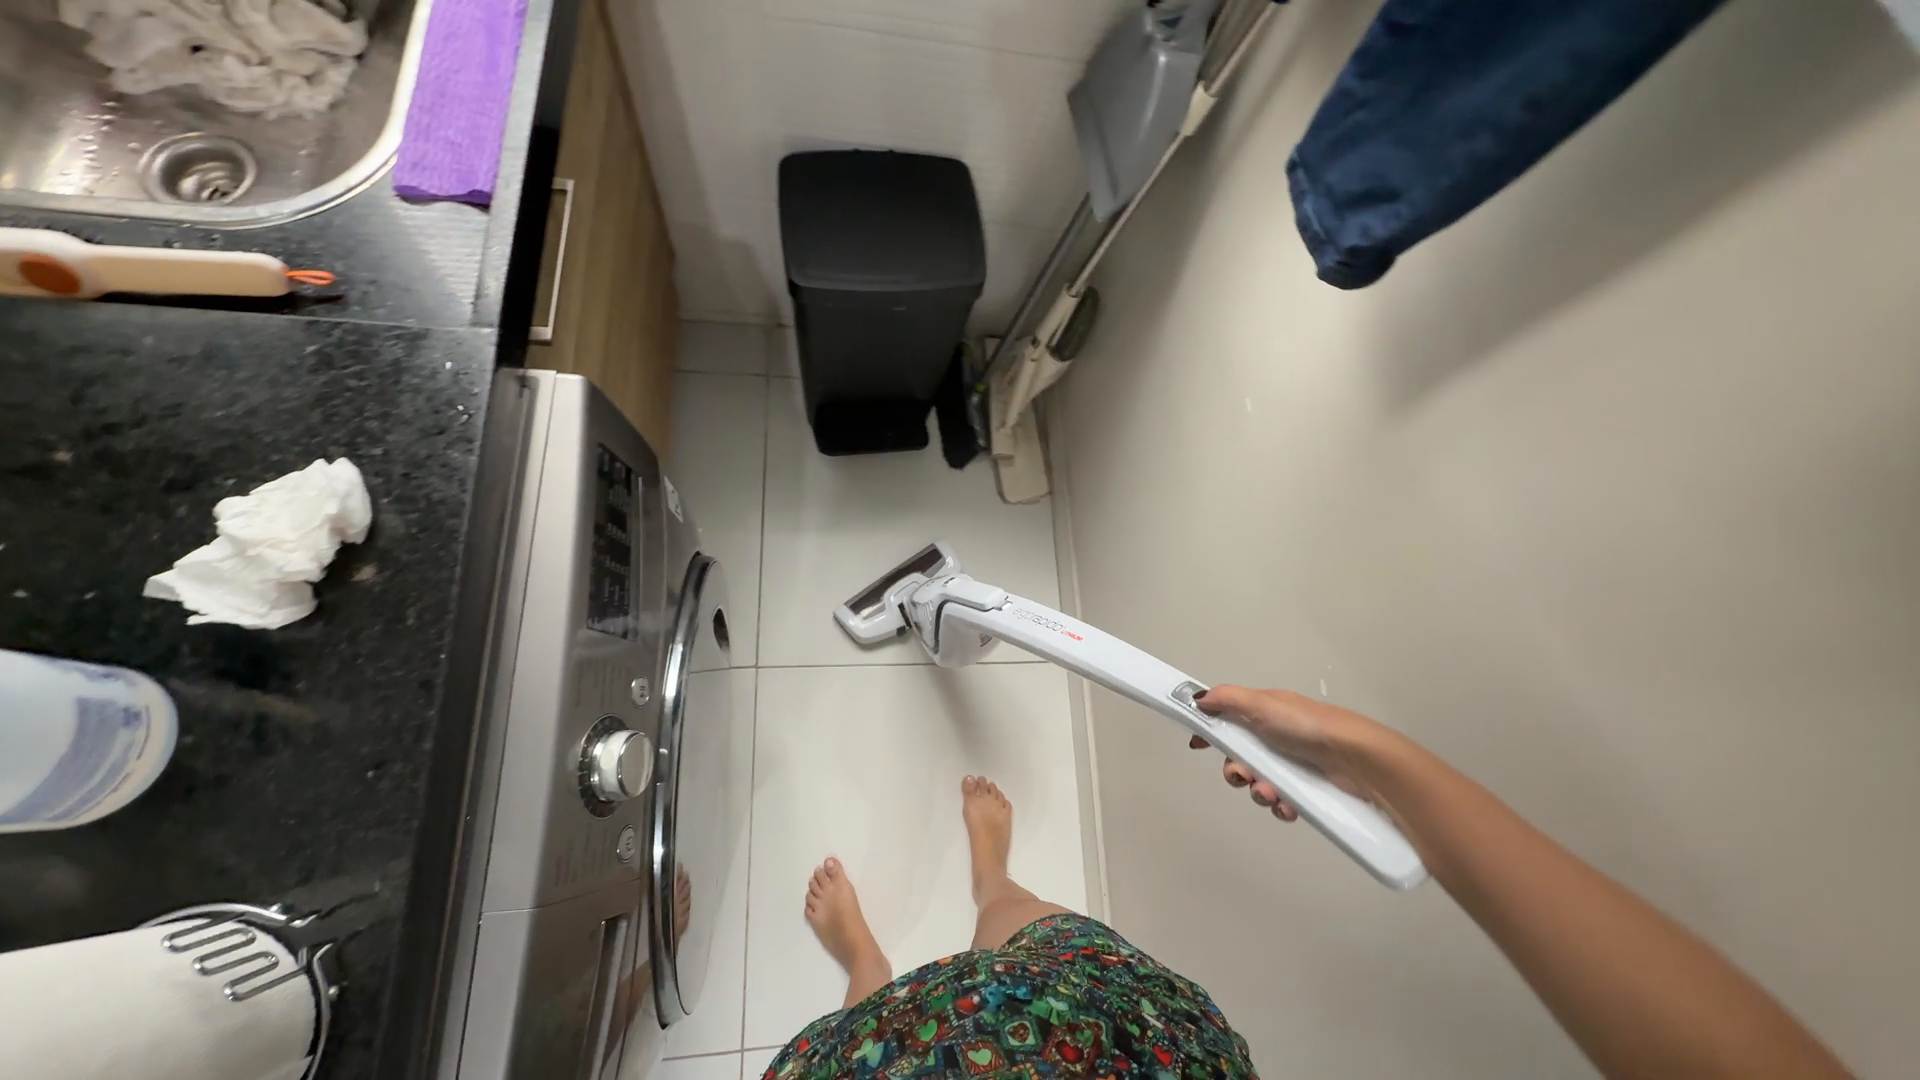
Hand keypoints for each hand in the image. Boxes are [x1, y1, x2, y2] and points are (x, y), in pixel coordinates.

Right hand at [1188, 685, 1383, 821]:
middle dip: (1235, 770)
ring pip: (1258, 782)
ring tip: (1271, 793)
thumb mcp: (1262, 703)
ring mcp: (1293, 765)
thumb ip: (1227, 699)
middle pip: (1240, 757)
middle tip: (1243, 775)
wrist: (1358, 759)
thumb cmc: (1306, 726)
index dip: (1211, 732)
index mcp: (1265, 714)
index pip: (1229, 720)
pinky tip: (1287, 806)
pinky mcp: (1308, 789)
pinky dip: (1280, 805)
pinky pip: (1282, 801)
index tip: (1197, 746)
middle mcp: (1277, 737)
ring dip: (1258, 791)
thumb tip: (1198, 699)